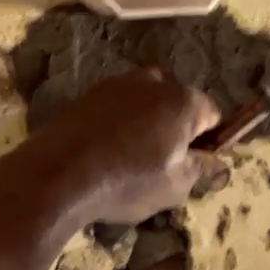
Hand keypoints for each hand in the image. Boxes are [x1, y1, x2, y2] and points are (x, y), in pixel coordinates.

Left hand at [15, 68, 220, 225]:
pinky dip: (116, 123)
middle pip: (176, 102)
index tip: (193, 162)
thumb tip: (206, 158)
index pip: (211, 115)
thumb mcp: (175, 187)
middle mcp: (153, 82)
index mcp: (183, 101)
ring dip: (144, 122)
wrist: (57, 174)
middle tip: (161, 161)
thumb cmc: (127, 182)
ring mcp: (116, 83)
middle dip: (174, 126)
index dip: (206, 141)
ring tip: (129, 157)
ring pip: (144, 102)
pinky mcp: (87, 93)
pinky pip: (115, 107)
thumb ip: (199, 168)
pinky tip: (104, 150)